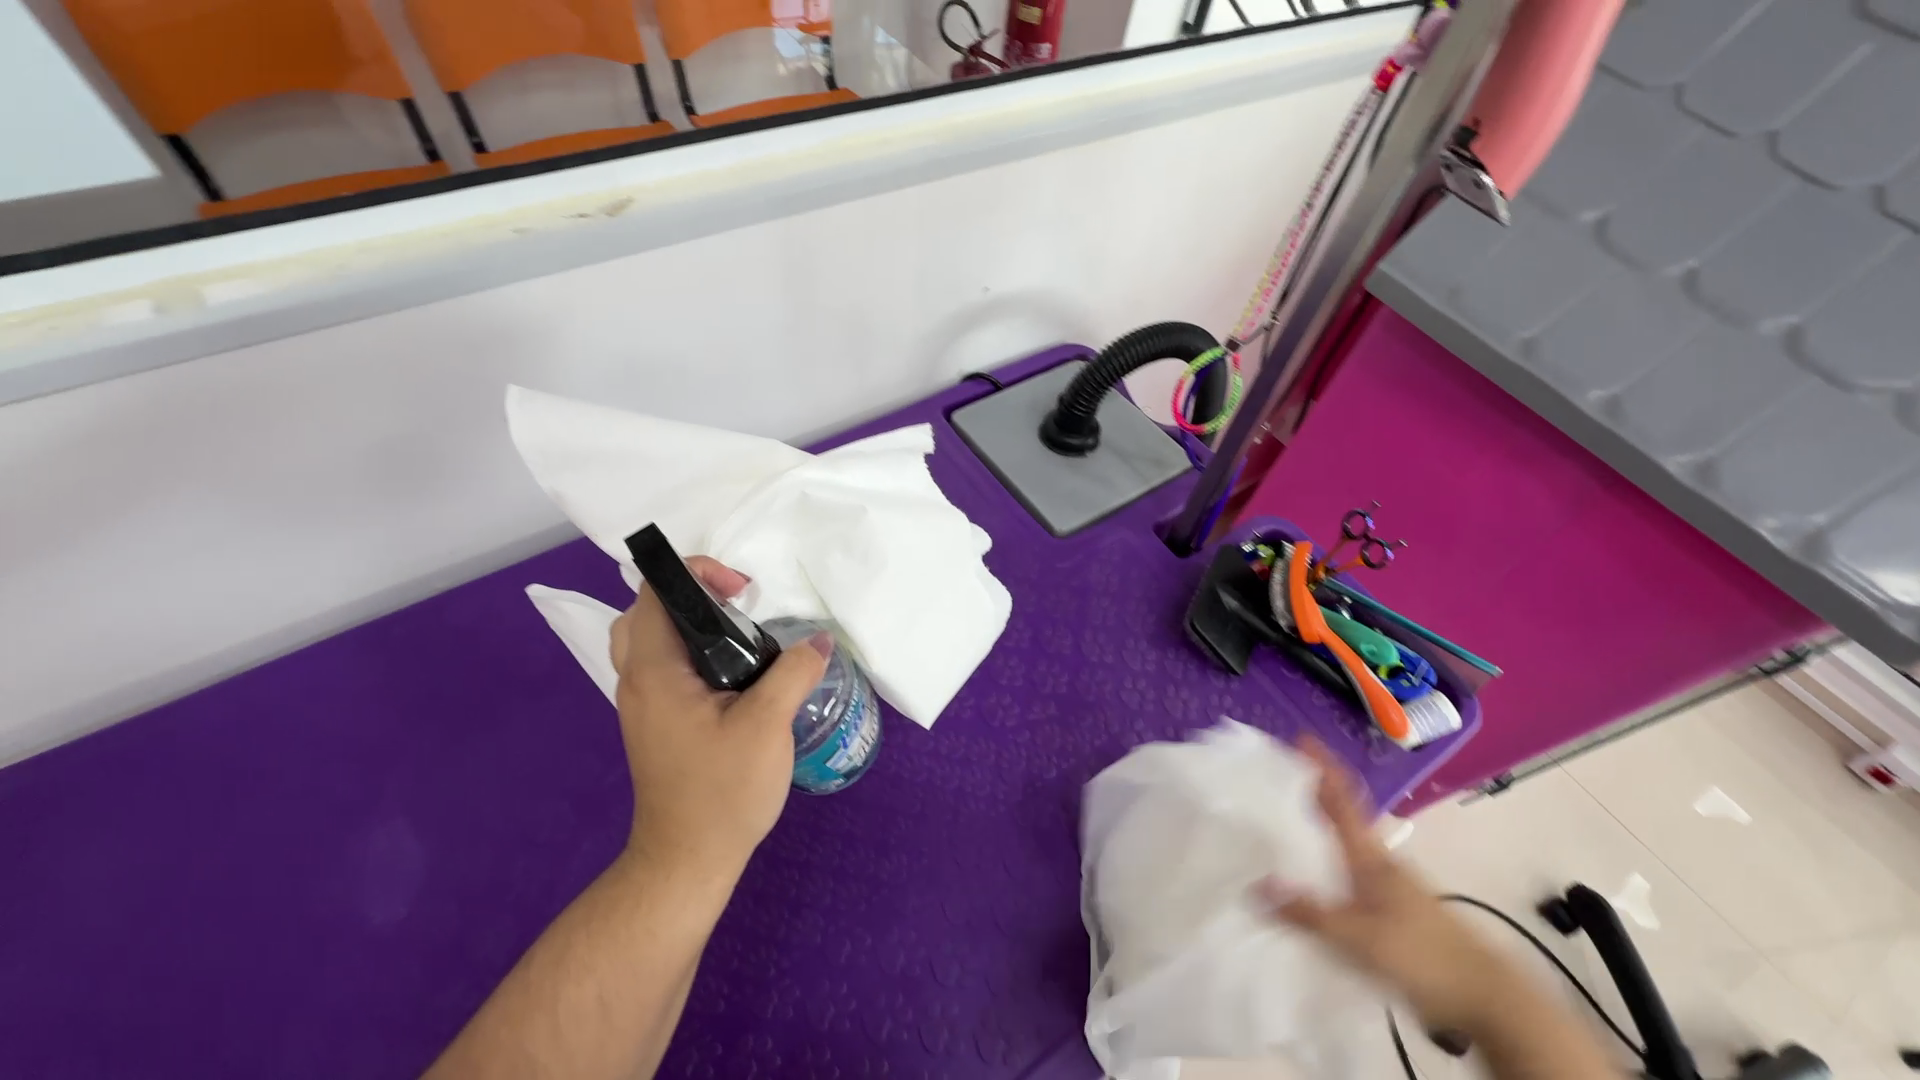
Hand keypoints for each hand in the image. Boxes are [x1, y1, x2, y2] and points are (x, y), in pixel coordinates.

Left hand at [608, 556, 829, 880]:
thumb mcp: (768, 725)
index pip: (655, 592)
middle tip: (735, 605)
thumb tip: (817, 640)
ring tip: (736, 634)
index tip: (744, 592)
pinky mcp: (655, 723)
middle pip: (646, 612)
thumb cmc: (722, 790)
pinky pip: (663, 667)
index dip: (698, 574)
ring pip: (651, 641)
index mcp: (654, 671)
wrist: (688, 859)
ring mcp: (642, 704)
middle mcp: (637, 680)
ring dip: (687, 624)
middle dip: (690, 594)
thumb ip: (793, 673)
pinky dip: (689, 652)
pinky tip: (731, 673)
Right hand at [1259, 738, 1511, 1032]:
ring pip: (1341, 851)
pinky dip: (1321, 872)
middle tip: (1272, 788)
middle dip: (1310, 798)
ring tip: (1277, 837)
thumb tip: (1258, 885)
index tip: (1302, 738)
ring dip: (1314, 837)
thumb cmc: (1422, 954)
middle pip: (1340, 819)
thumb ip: (1309, 913)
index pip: (1342, 799)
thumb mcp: (1359, 936)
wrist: (1483, 997)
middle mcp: (1377, 864)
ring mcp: (1386, 888)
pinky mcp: (1388, 913)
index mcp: (1370, 857)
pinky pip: (1344, 880)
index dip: (1323, 766)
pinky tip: (1305, 890)